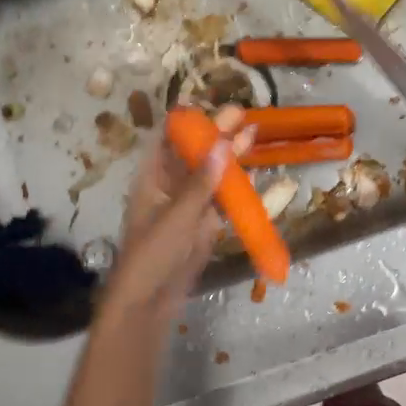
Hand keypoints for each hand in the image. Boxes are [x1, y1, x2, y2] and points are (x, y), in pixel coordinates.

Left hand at [100, 107, 254, 327]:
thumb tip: (223, 144)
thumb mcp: (177, 215)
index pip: (166, 139)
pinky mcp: (204, 224)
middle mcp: (170, 186)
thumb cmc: (152, 254)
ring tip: (253, 132)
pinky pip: (223, 199)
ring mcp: (188, 205)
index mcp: (152, 178)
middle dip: (216, 133)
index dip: (185, 121)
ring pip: (212, 173)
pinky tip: (256, 170)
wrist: (149, 302)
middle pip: (194, 153)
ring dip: (230, 155)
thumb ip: (202, 181)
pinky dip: (238, 185)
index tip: (206, 103)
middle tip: (241, 112)